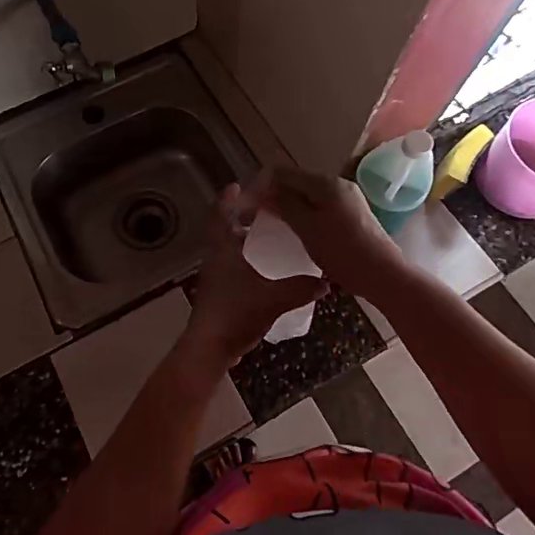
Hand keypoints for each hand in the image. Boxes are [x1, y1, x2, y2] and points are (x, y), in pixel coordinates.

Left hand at [184, 183, 328, 362]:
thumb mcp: (273, 299)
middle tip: (262, 211)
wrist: (209, 348)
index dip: (227, 200)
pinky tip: (264, 271)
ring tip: (267, 237)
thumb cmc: (236, 314)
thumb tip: (325, 282)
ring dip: (243, 241)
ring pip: (227, 251)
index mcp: (222, 252)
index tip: (237, 186)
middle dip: (240, 219)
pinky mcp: (219, 296)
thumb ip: (300, 289)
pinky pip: (232, 269)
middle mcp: (215, 260)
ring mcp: (215, 279)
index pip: (220, 216)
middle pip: (224, 232)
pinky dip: (245, 262)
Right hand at [262, 166, 408, 301]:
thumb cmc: (342, 251)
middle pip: (296, 182)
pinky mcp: (352, 215)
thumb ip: (283, 205)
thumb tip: (264, 191)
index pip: (282, 172)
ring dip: (288, 206)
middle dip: (274, 195)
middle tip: (256, 217)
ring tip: (273, 225)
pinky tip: (297, 232)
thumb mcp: (306, 228)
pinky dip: (304, 214)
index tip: (247, 206)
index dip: (261, 185)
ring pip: (308, 196)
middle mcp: (337, 184)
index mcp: (325, 183)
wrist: (383, 275)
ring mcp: (347, 199)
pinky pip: (320, 207)